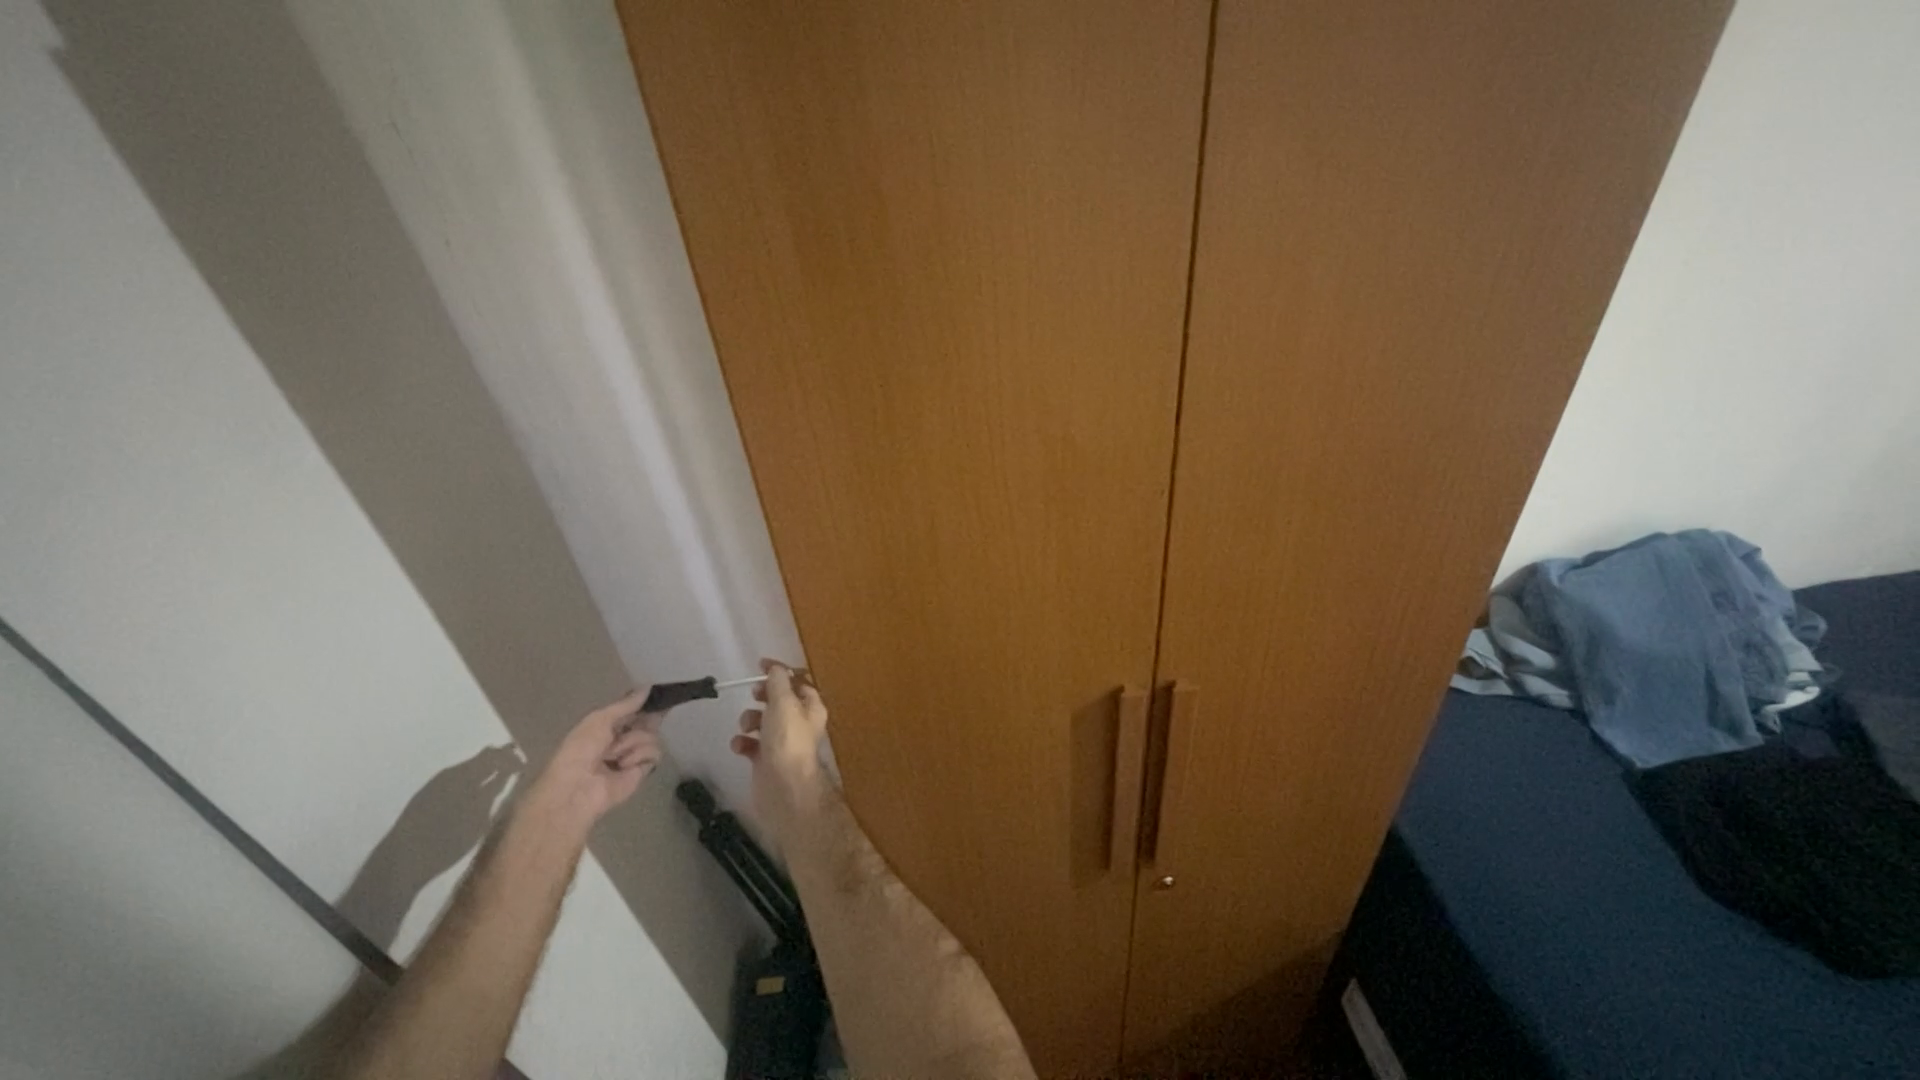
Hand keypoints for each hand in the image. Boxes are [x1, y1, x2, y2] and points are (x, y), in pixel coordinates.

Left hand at [523, 690, 664, 832]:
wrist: (577, 787)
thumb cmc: (581, 749)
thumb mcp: (599, 719)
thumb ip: (625, 704)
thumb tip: (648, 687)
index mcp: (607, 725)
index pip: (632, 710)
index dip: (644, 703)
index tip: (660, 693)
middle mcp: (622, 739)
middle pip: (647, 722)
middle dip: (648, 718)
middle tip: (652, 715)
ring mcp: (633, 755)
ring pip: (651, 736)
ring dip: (633, 742)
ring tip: (614, 755)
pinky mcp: (643, 770)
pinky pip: (654, 753)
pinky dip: (640, 756)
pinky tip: (624, 764)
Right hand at [731, 659, 829, 851]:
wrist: (783, 787)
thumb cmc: (787, 740)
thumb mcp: (784, 703)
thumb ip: (778, 683)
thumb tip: (776, 669)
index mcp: (811, 707)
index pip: (798, 682)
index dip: (781, 672)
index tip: (761, 665)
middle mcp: (799, 724)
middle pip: (779, 701)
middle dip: (763, 696)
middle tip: (754, 695)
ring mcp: (782, 743)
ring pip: (762, 721)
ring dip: (750, 719)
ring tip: (747, 727)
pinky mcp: (766, 759)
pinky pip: (751, 744)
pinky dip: (743, 742)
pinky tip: (740, 746)